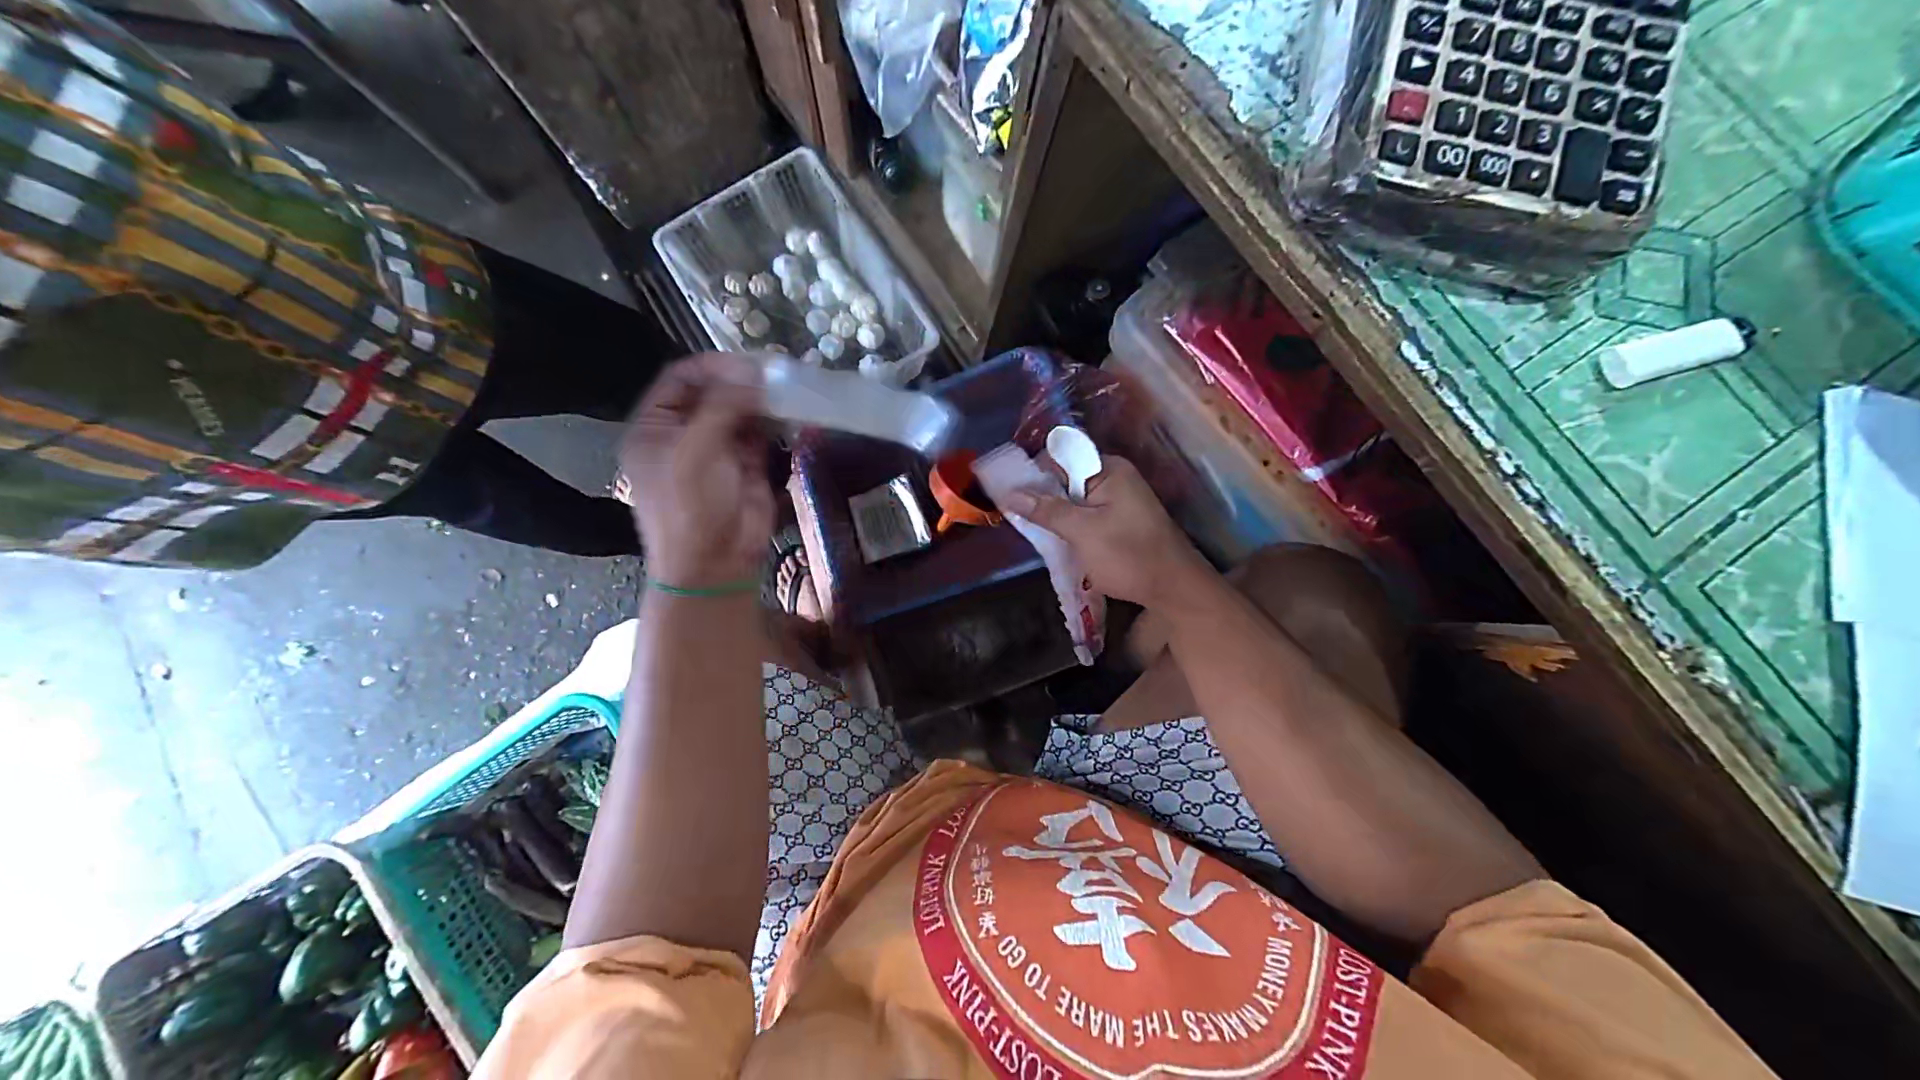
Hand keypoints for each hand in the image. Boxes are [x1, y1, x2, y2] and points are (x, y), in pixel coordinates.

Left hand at [618, 353, 774, 588]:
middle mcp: (685, 435)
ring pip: (740, 412)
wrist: (715, 565)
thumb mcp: (696, 451)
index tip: (746, 364)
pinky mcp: (746, 467)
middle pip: (713, 393)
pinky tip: (791, 411)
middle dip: (741, 381)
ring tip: (787, 387)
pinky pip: (760, 435)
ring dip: (761, 400)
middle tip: (774, 371)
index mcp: (655, 429)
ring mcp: (717, 451)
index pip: (680, 380)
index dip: (711, 367)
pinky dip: (775, 422)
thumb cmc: (691, 508)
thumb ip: (723, 406)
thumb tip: (754, 371)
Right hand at [996, 455, 1211, 608]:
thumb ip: (1046, 510)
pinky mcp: (1118, 521)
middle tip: (1016, 517)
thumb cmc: (1129, 555)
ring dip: (1054, 514)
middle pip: (1065, 478)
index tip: (1009, 495)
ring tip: (1030, 530)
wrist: (1174, 589)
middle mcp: (1114, 477)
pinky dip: (1068, 525)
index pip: (1059, 457)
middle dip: (1041, 496)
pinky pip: (1084, 514)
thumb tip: (1009, 493)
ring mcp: (1118, 500)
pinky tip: (1054, 540)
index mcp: (1109, 469)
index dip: (1033, 473)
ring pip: (1072, 499)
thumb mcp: (1082, 531)